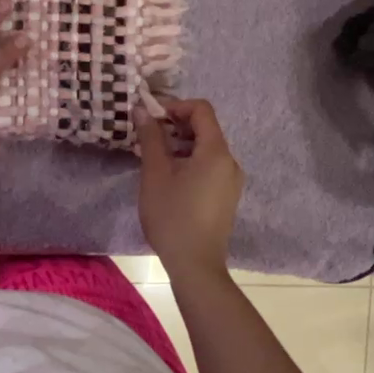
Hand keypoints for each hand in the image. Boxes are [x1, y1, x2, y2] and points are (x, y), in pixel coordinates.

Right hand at [137, 99, 243, 280]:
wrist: (196, 267)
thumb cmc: (173, 216)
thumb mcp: (155, 173)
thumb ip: (150, 137)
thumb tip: (142, 110)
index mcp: (216, 152)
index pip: (201, 110)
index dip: (175, 105)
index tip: (152, 115)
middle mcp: (230, 162)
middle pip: (205, 128)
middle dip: (176, 125)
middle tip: (148, 135)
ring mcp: (231, 180)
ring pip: (206, 148)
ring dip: (181, 143)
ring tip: (154, 156)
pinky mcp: (227, 196)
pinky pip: (209, 165)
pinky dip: (190, 160)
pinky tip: (169, 176)